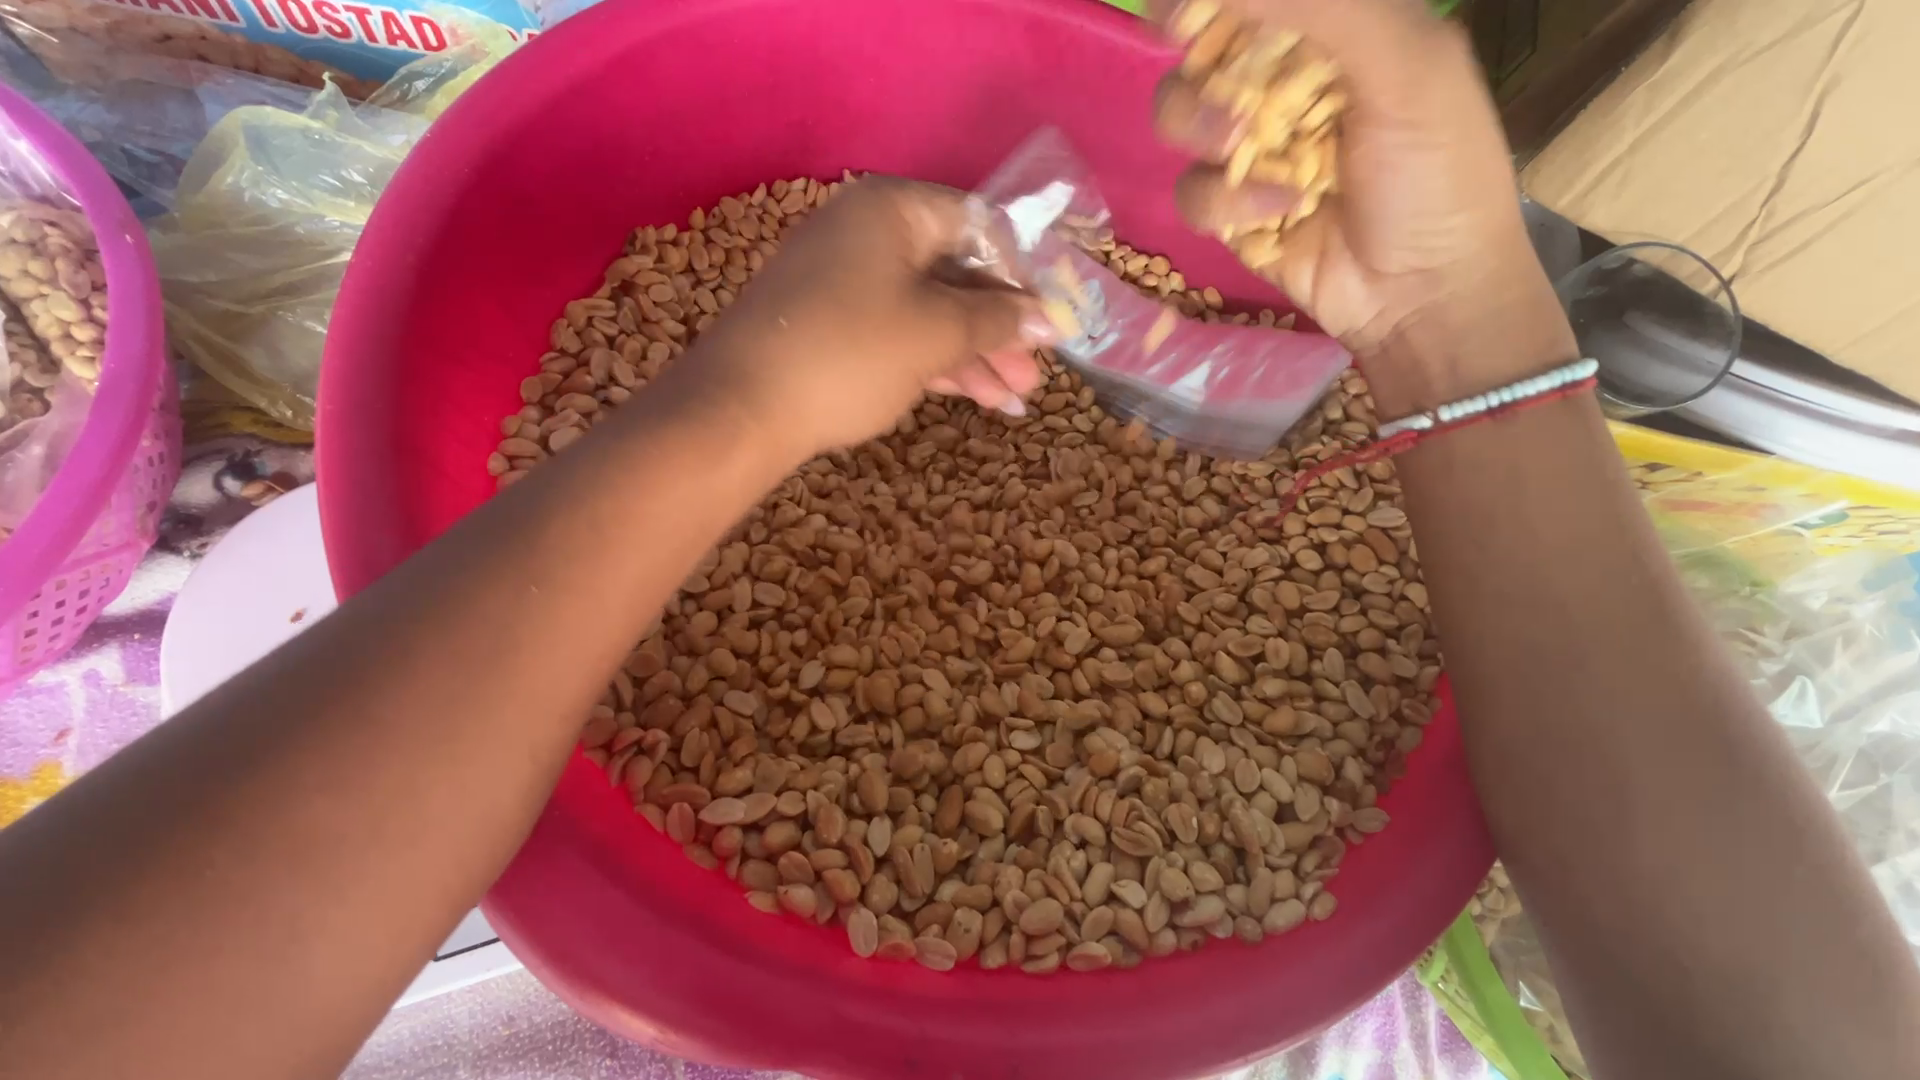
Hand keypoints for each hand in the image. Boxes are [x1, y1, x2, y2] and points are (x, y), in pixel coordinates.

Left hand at [667, 177, 1052, 462]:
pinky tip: (974, 398)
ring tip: (1015, 401)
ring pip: (928, 311)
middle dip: (999, 329)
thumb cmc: (847, 353)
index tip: (1050, 318)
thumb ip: (995, 320)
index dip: (1021, 273)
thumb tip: (1047, 317)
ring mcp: (845, 282)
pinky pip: (899, 333)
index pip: (978, 224)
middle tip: (1035, 374)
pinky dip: (935, 363)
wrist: (740, 410)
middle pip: (955, 274)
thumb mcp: (933, 334)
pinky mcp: (832, 327)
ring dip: (974, 356)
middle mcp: (868, 234)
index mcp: (892, 210)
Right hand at [1150, 0, 1574, 409]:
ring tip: (1247, 151)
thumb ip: (1322, 5)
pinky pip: (1192, 192)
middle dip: (1204, 71)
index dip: (1208, 3)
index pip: (1253, 3)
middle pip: (1201, 53)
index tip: (1178, 15)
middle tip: (1230, 95)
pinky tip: (1279, 212)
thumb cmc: (1435, 172)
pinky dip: (1227, 204)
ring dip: (1205, 131)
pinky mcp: (1233, 214)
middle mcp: (1285, 86)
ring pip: (1182, 119)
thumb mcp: (1407, 64)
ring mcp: (1254, 152)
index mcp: (1336, 33)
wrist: (1423, 292)